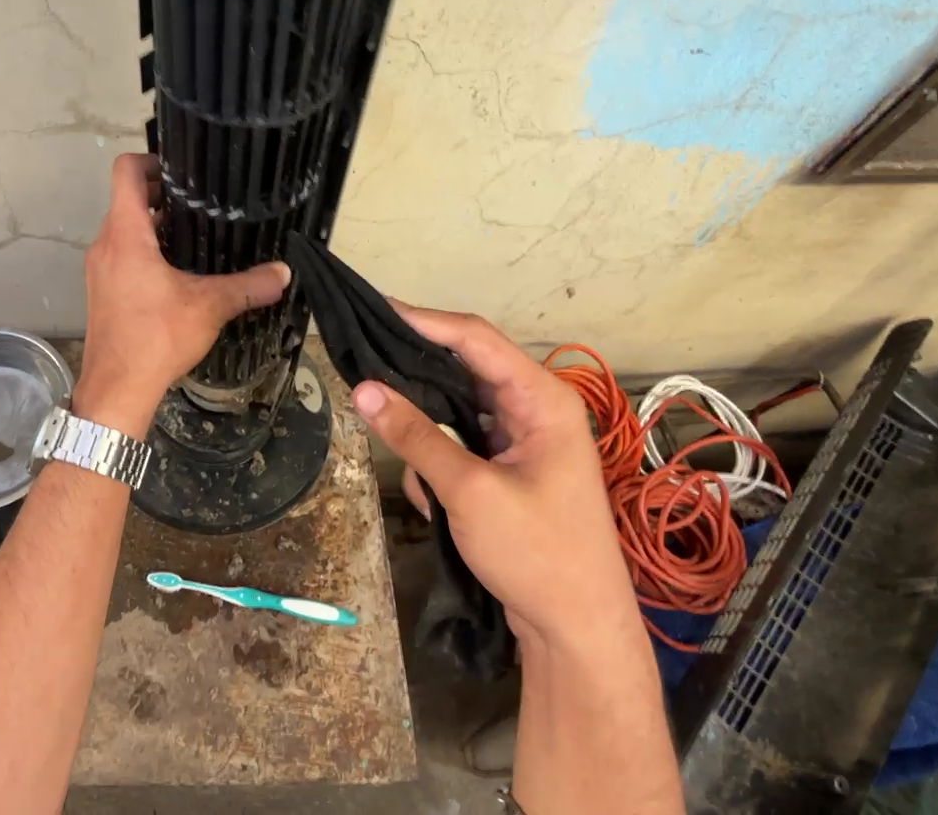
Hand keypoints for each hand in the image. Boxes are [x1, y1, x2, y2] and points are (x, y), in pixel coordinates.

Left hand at [76, 154, 291, 436]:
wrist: (117, 389)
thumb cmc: (156, 338)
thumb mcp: (208, 307)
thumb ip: (248, 285)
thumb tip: (284, 273)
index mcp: (126, 234)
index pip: (126, 172)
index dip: (152, 160)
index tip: (183, 169)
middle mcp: (105, 244)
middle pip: (127, 199)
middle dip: (163, 195)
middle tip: (201, 201)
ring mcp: (100, 268)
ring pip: (124, 229)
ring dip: (154, 225)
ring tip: (195, 233)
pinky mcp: (102, 290)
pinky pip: (122, 254)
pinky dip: (145, 250)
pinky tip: (178, 270)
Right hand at [350, 304, 642, 651]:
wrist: (576, 629)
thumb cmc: (537, 552)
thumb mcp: (468, 490)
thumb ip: (415, 436)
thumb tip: (361, 389)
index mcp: (541, 399)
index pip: (475, 338)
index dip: (423, 320)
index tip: (373, 309)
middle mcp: (532, 409)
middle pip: (461, 370)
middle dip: (416, 380)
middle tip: (364, 372)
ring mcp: (519, 440)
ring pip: (452, 413)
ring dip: (426, 440)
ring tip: (417, 476)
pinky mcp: (505, 468)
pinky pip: (455, 447)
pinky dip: (436, 470)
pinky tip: (437, 508)